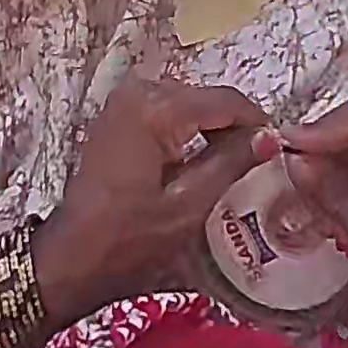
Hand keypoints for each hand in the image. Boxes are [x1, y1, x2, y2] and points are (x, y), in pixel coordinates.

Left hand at [33, 81, 267, 322]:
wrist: (69, 257)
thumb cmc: (128, 239)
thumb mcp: (189, 206)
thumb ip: (231, 163)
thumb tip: (269, 137)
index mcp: (156, 108)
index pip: (225, 101)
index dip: (257, 123)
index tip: (278, 149)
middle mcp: (140, 90)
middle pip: (206, 99)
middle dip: (234, 127)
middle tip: (256, 163)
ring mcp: (126, 99)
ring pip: (189, 104)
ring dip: (212, 130)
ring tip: (231, 166)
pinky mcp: (119, 112)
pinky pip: (168, 111)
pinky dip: (188, 131)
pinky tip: (198, 161)